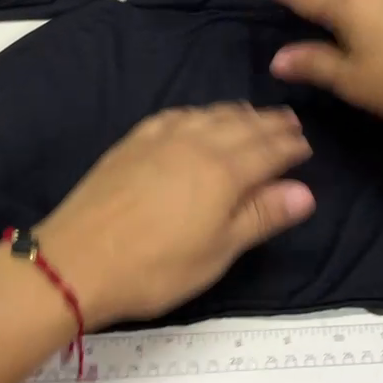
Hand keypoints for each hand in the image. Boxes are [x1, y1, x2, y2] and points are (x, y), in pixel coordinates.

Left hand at [35, 105, 315, 328]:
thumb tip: (305, 191)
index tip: (306, 145)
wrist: (76, 260)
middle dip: (269, 124)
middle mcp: (196, 144)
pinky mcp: (133, 141)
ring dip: (237, 114)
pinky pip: (176, 115)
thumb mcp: (217, 252)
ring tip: (252, 115)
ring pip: (209, 115)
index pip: (268, 151)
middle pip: (242, 126)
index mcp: (223, 172)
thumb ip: (260, 216)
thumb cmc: (155, 268)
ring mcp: (161, 139)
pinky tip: (197, 118)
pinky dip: (198, 113)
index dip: (290, 147)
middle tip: (289, 122)